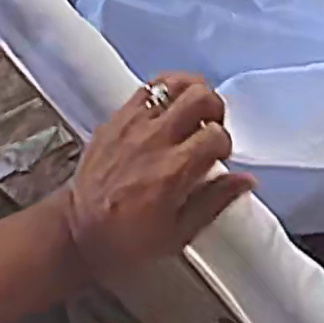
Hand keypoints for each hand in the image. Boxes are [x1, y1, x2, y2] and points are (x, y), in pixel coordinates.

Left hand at [62, 73, 254, 282]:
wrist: (77, 228)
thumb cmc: (128, 239)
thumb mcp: (177, 235)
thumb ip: (214, 202)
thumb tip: (246, 180)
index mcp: (172, 172)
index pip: (215, 136)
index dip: (224, 144)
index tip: (218, 157)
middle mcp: (155, 139)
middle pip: (200, 97)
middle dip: (215, 109)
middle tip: (211, 128)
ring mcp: (134, 122)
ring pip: (176, 83)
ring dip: (193, 93)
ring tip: (194, 111)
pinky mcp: (119, 115)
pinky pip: (150, 86)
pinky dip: (168, 89)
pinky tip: (171, 105)